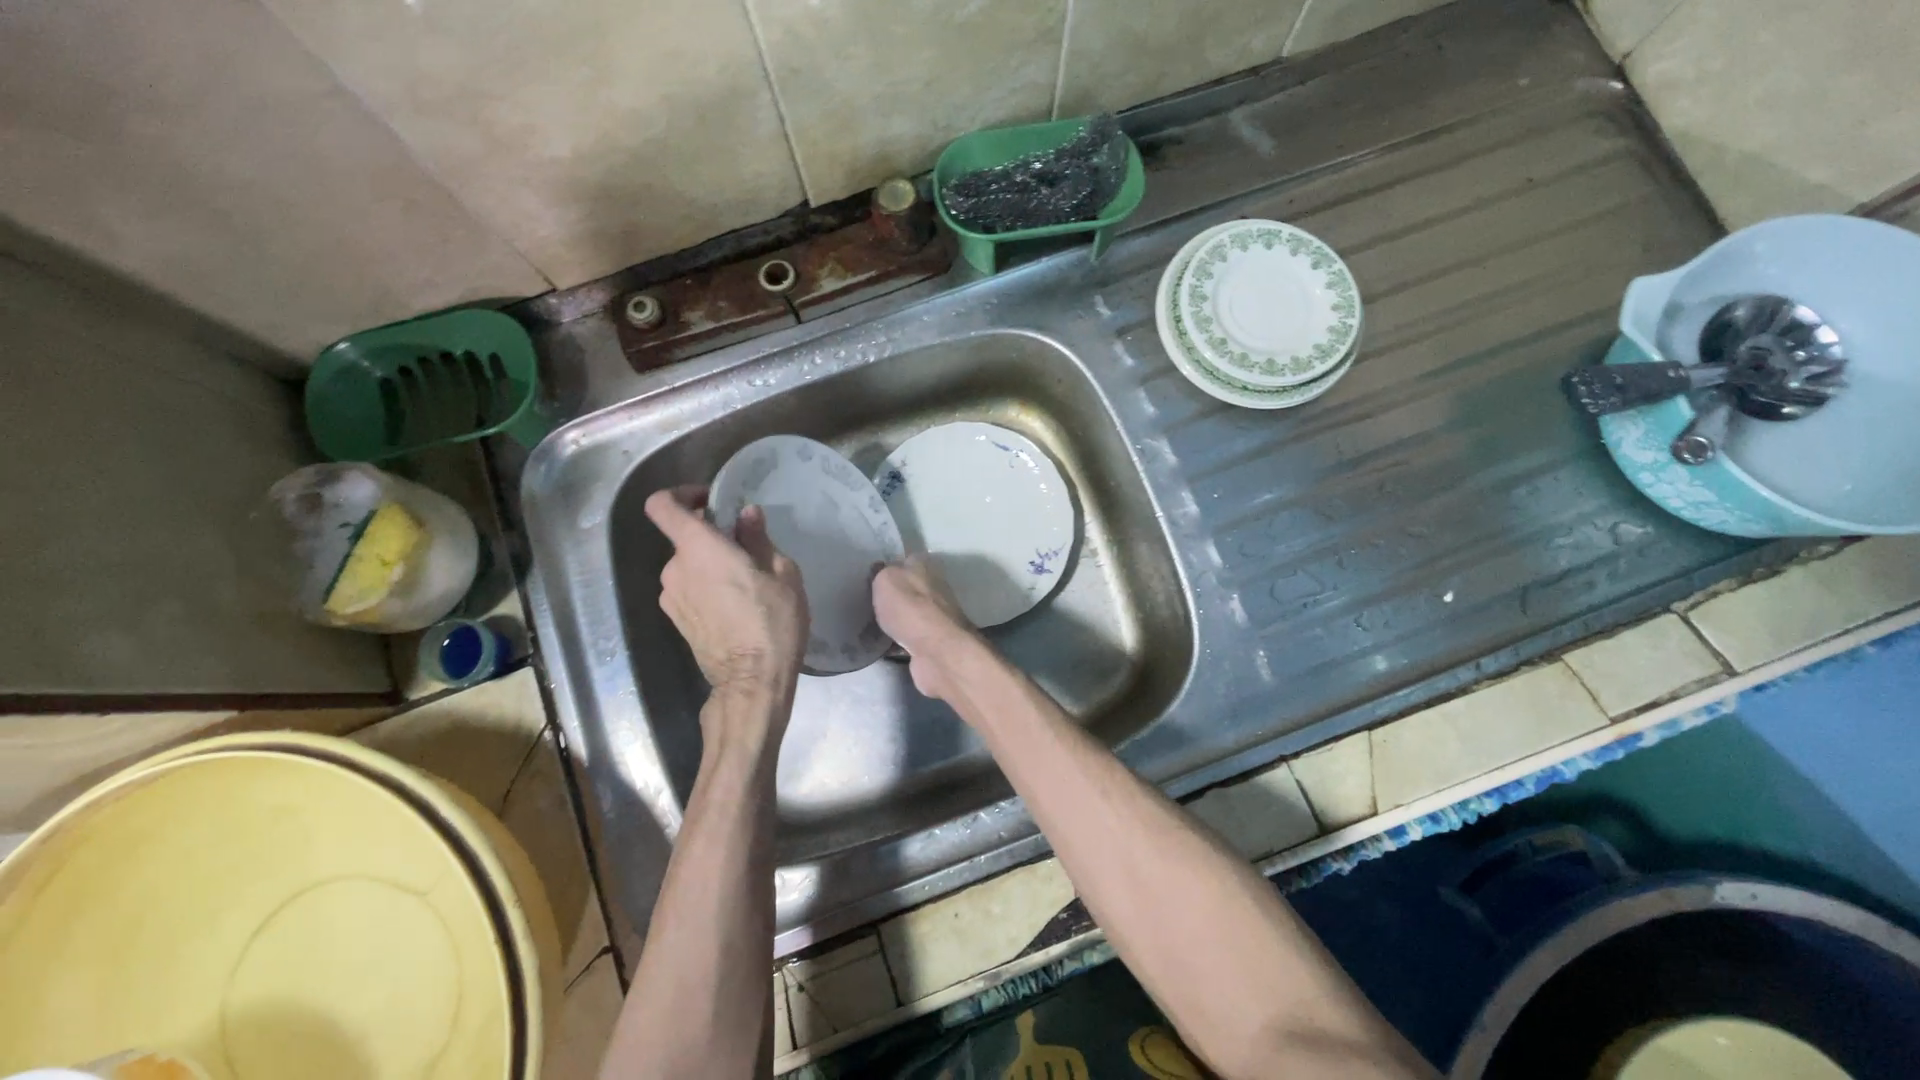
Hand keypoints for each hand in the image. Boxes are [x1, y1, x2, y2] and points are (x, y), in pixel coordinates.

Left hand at [645, 487, 808, 717]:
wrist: (752, 681)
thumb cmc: (772, 620)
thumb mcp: (781, 572)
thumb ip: (758, 538)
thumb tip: (746, 515)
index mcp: (698, 547)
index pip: (662, 505)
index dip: (680, 494)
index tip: (710, 501)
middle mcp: (674, 569)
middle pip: (683, 538)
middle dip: (711, 538)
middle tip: (747, 550)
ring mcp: (670, 598)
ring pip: (688, 568)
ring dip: (710, 567)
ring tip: (746, 584)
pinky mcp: (676, 621)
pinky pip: (688, 591)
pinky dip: (706, 590)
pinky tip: (736, 608)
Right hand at [873, 556, 981, 700]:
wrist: (937, 651)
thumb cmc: (910, 608)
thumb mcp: (886, 580)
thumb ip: (881, 573)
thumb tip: (880, 572)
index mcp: (926, 566)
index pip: (906, 559)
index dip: (889, 566)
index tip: (870, 577)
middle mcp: (935, 588)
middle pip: (908, 588)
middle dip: (891, 595)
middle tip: (866, 602)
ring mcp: (936, 617)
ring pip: (909, 613)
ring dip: (894, 620)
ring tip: (868, 625)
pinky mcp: (933, 642)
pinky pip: (909, 638)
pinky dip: (896, 642)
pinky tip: (880, 646)